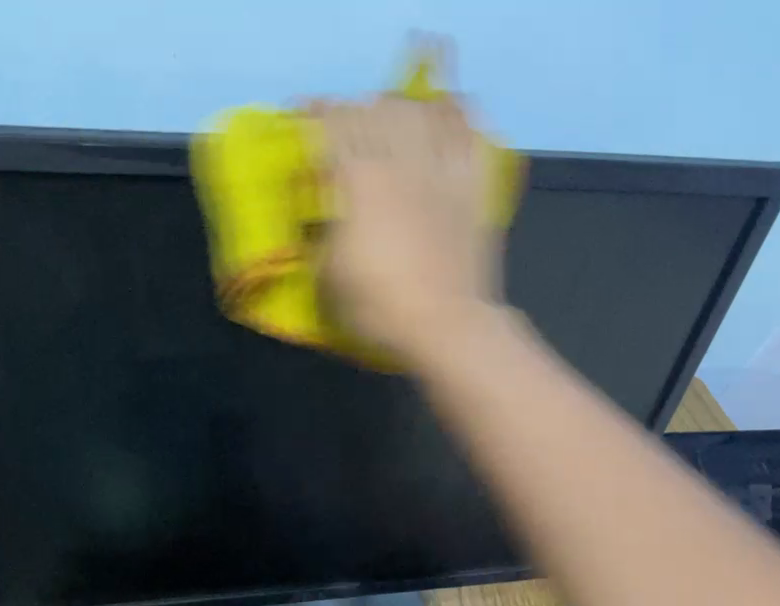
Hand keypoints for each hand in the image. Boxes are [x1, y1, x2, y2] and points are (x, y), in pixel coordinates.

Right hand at [312, 95, 503, 361]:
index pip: (335, 125)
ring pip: (421, 111)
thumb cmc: (379, 308)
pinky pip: (467, 131)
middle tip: (345, 123)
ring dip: (400, 105)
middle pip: (376, 110)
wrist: (446, 325)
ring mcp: (442, 169)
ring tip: (390, 113)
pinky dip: (453, 115)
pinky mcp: (474, 184)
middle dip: (356, 109)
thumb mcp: (328, 277)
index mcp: (359, 181)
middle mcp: (401, 162)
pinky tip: (444, 113)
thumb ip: (321, 234)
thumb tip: (321, 212)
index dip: (318, 111)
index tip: (306, 112)